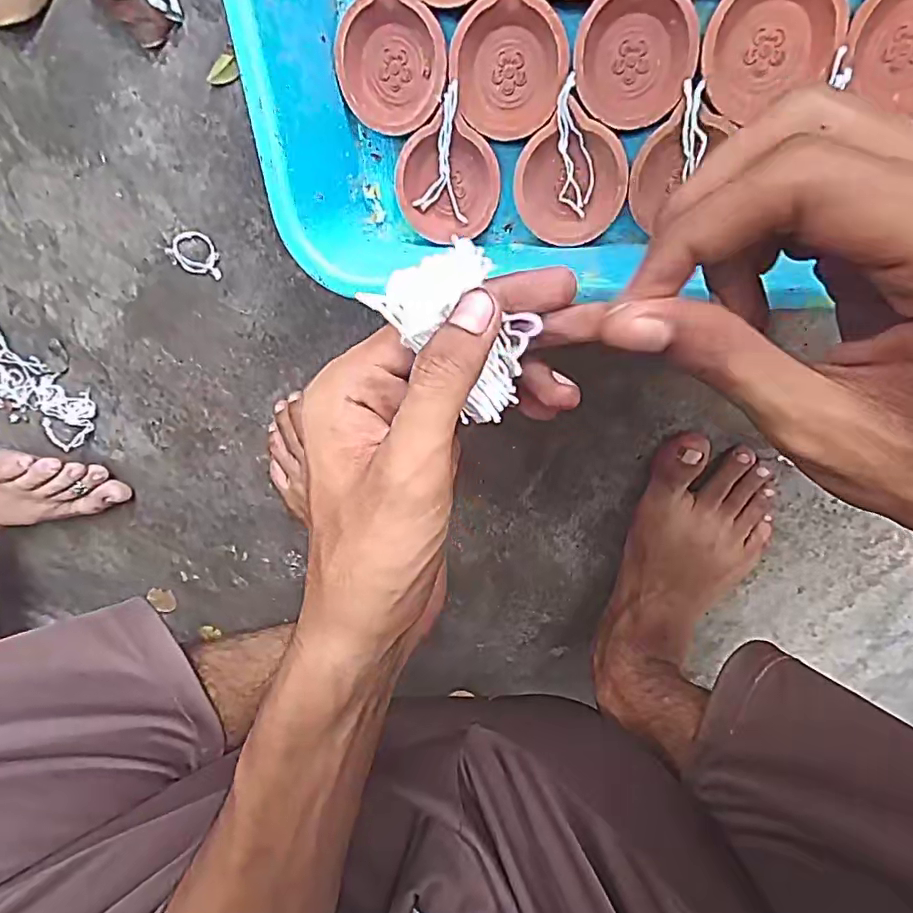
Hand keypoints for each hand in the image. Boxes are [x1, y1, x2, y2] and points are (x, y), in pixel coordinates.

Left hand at [295, 268, 578, 661]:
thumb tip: (477, 307)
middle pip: (447, 342)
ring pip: (462, 373)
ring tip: (559, 390)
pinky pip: (465, 405)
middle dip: (511, 340)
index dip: (490, 301)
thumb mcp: (413, 460)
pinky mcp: (420, 444)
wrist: (372, 623)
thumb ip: (444, 377)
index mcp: (346, 388)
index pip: (425, 322)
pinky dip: (502, 402)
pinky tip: (535, 403)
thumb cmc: (375, 555)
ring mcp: (395, 420)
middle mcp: (366, 396)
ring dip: (514, 375)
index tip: (547, 288)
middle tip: (566, 325)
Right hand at [544, 87, 912, 564]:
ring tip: (730, 291)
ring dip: (739, 205)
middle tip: (676, 284)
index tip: (648, 293)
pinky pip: (835, 161)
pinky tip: (763, 273)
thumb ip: (720, 357)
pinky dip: (770, 212)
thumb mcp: (810, 428)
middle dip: (714, 202)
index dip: (703, 225)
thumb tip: (623, 318)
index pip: (807, 176)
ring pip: (817, 131)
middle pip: (809, 128)